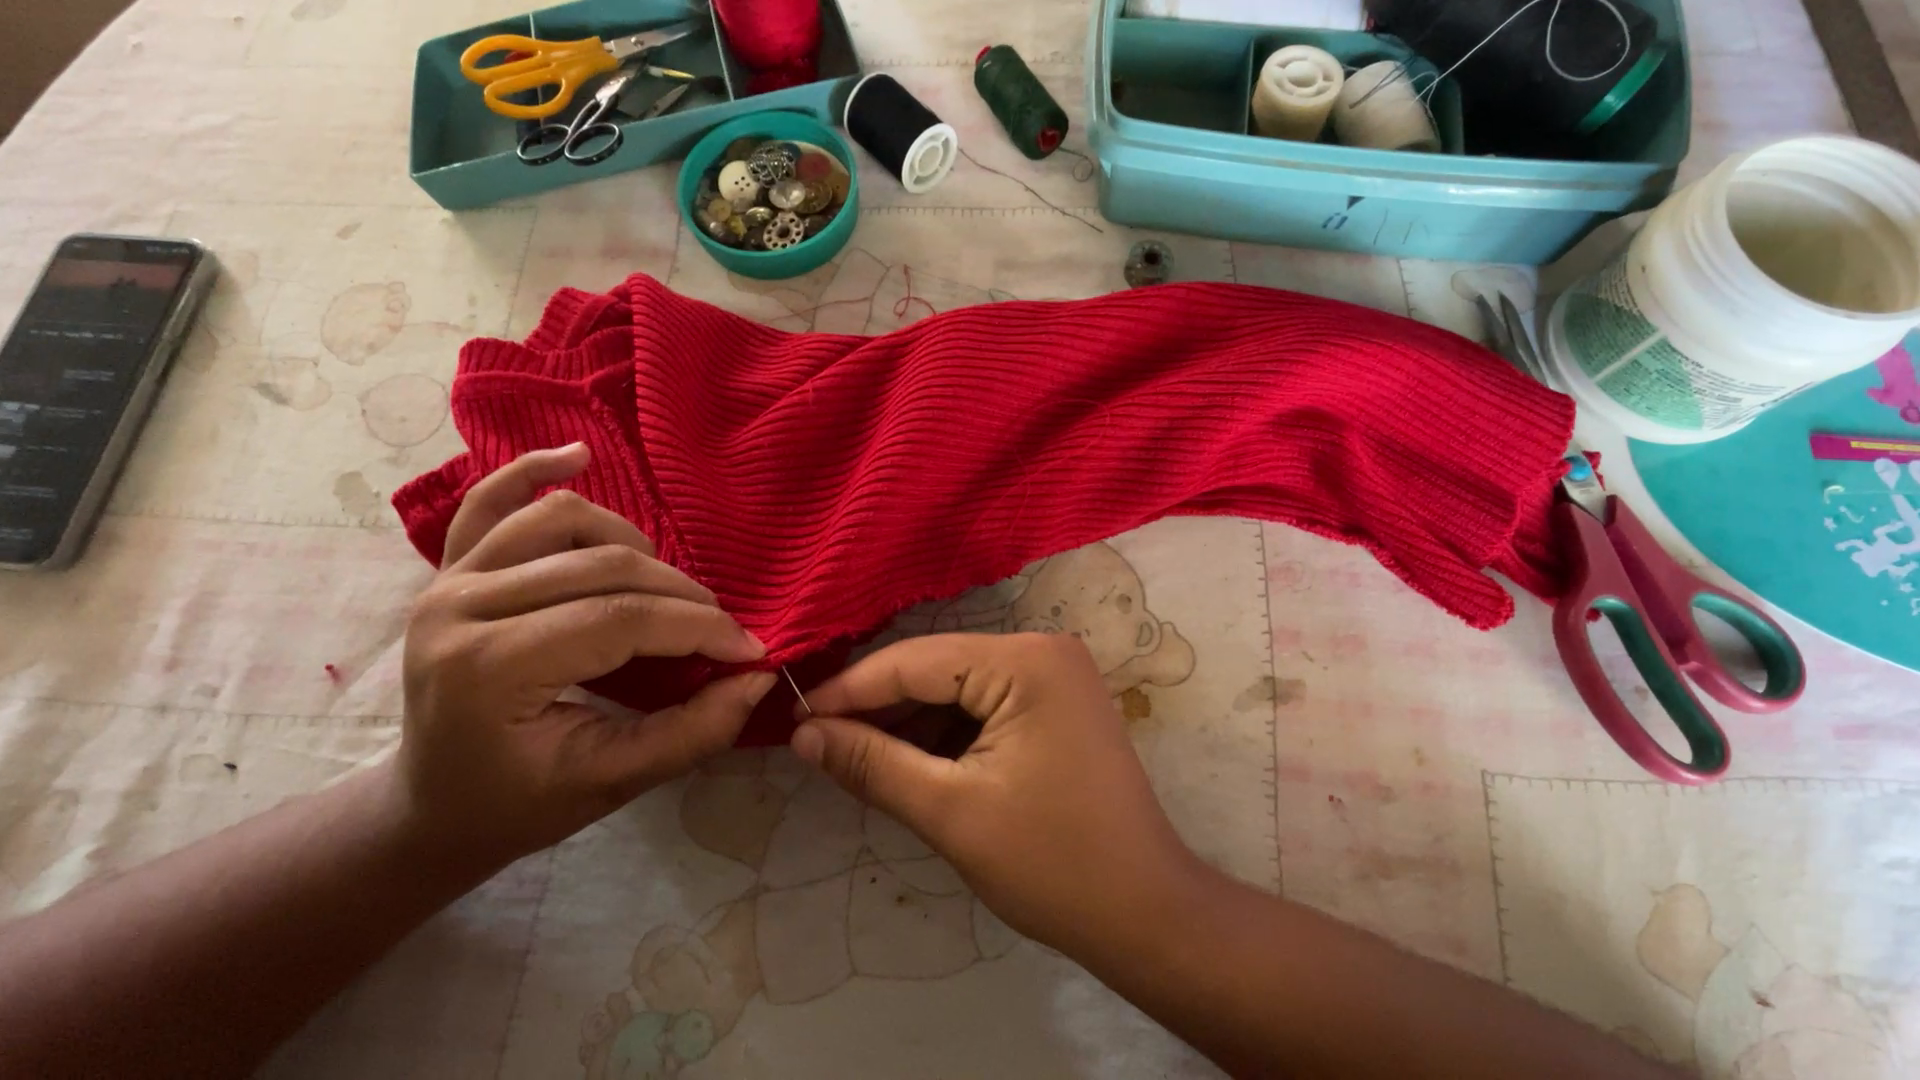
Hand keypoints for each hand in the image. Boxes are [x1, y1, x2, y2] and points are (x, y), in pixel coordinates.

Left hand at [397, 443, 774, 864]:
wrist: (434, 803)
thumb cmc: (518, 804)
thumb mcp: (610, 785)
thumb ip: (691, 732)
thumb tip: (757, 677)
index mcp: (488, 667)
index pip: (617, 619)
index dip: (698, 628)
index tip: (752, 650)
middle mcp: (459, 607)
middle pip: (602, 567)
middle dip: (682, 596)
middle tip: (724, 633)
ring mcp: (448, 579)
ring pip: (564, 521)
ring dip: (634, 545)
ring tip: (667, 590)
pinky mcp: (449, 568)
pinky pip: (491, 500)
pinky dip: (534, 472)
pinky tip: (579, 455)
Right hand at [788, 632, 1199, 954]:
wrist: (1145, 913)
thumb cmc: (1051, 863)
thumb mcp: (950, 812)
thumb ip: (872, 764)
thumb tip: (803, 734)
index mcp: (1025, 660)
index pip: (913, 661)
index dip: (847, 691)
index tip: (791, 720)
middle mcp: (1042, 650)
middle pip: (934, 668)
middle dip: (875, 707)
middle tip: (813, 742)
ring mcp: (1053, 676)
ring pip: (955, 688)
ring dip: (906, 722)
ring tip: (847, 755)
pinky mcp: (1055, 705)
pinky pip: (982, 704)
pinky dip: (942, 733)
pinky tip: (902, 760)